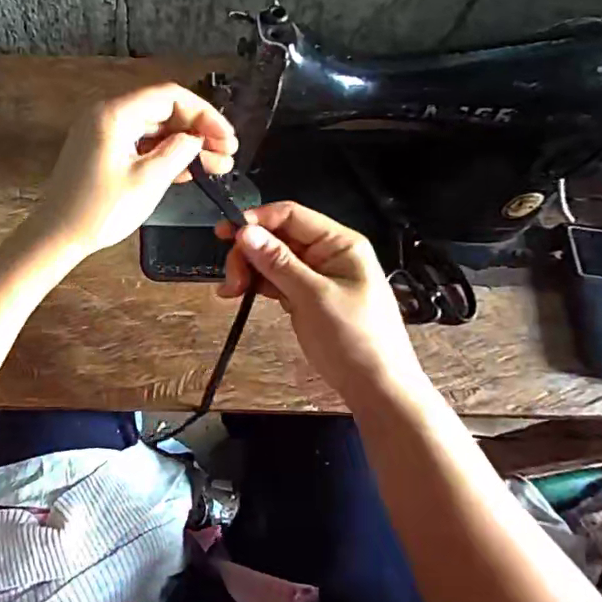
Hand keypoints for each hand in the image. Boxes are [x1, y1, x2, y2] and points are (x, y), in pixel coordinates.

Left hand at [25, 84, 236, 256]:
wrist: (58, 236)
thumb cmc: (98, 211)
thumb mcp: (148, 180)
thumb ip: (179, 151)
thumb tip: (196, 139)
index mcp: (114, 114)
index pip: (170, 96)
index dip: (204, 114)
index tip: (226, 137)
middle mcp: (106, 115)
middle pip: (163, 111)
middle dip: (198, 131)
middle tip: (227, 153)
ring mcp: (103, 134)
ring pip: (155, 130)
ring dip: (185, 146)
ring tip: (218, 166)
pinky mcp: (103, 152)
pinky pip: (141, 145)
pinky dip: (165, 155)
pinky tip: (191, 171)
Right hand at [217, 202, 424, 392]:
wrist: (376, 386)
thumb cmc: (357, 338)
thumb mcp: (314, 296)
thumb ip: (278, 262)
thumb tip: (245, 232)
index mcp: (339, 244)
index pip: (291, 216)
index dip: (257, 220)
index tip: (226, 234)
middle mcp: (325, 254)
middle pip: (275, 237)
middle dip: (248, 252)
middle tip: (230, 277)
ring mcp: (313, 276)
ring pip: (269, 259)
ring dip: (247, 270)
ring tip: (231, 291)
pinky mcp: (303, 296)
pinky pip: (272, 280)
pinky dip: (253, 285)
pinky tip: (237, 294)